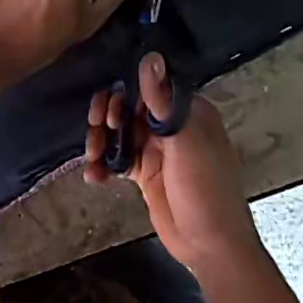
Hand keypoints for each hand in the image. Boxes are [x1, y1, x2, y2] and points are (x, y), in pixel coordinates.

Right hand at [84, 53, 265, 277]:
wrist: (210, 246)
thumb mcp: (184, 143)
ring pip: (120, 133)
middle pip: (130, 108)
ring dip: (102, 140)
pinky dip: (104, 165)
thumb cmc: (205, 190)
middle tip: (96, 130)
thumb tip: (150, 56)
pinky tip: (93, 176)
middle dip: (108, 116)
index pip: (152, 87)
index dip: (126, 91)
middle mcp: (172, 126)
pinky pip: (118, 159)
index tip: (107, 106)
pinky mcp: (145, 173)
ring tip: (93, 157)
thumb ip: (164, 102)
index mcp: (189, 112)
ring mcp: (157, 150)